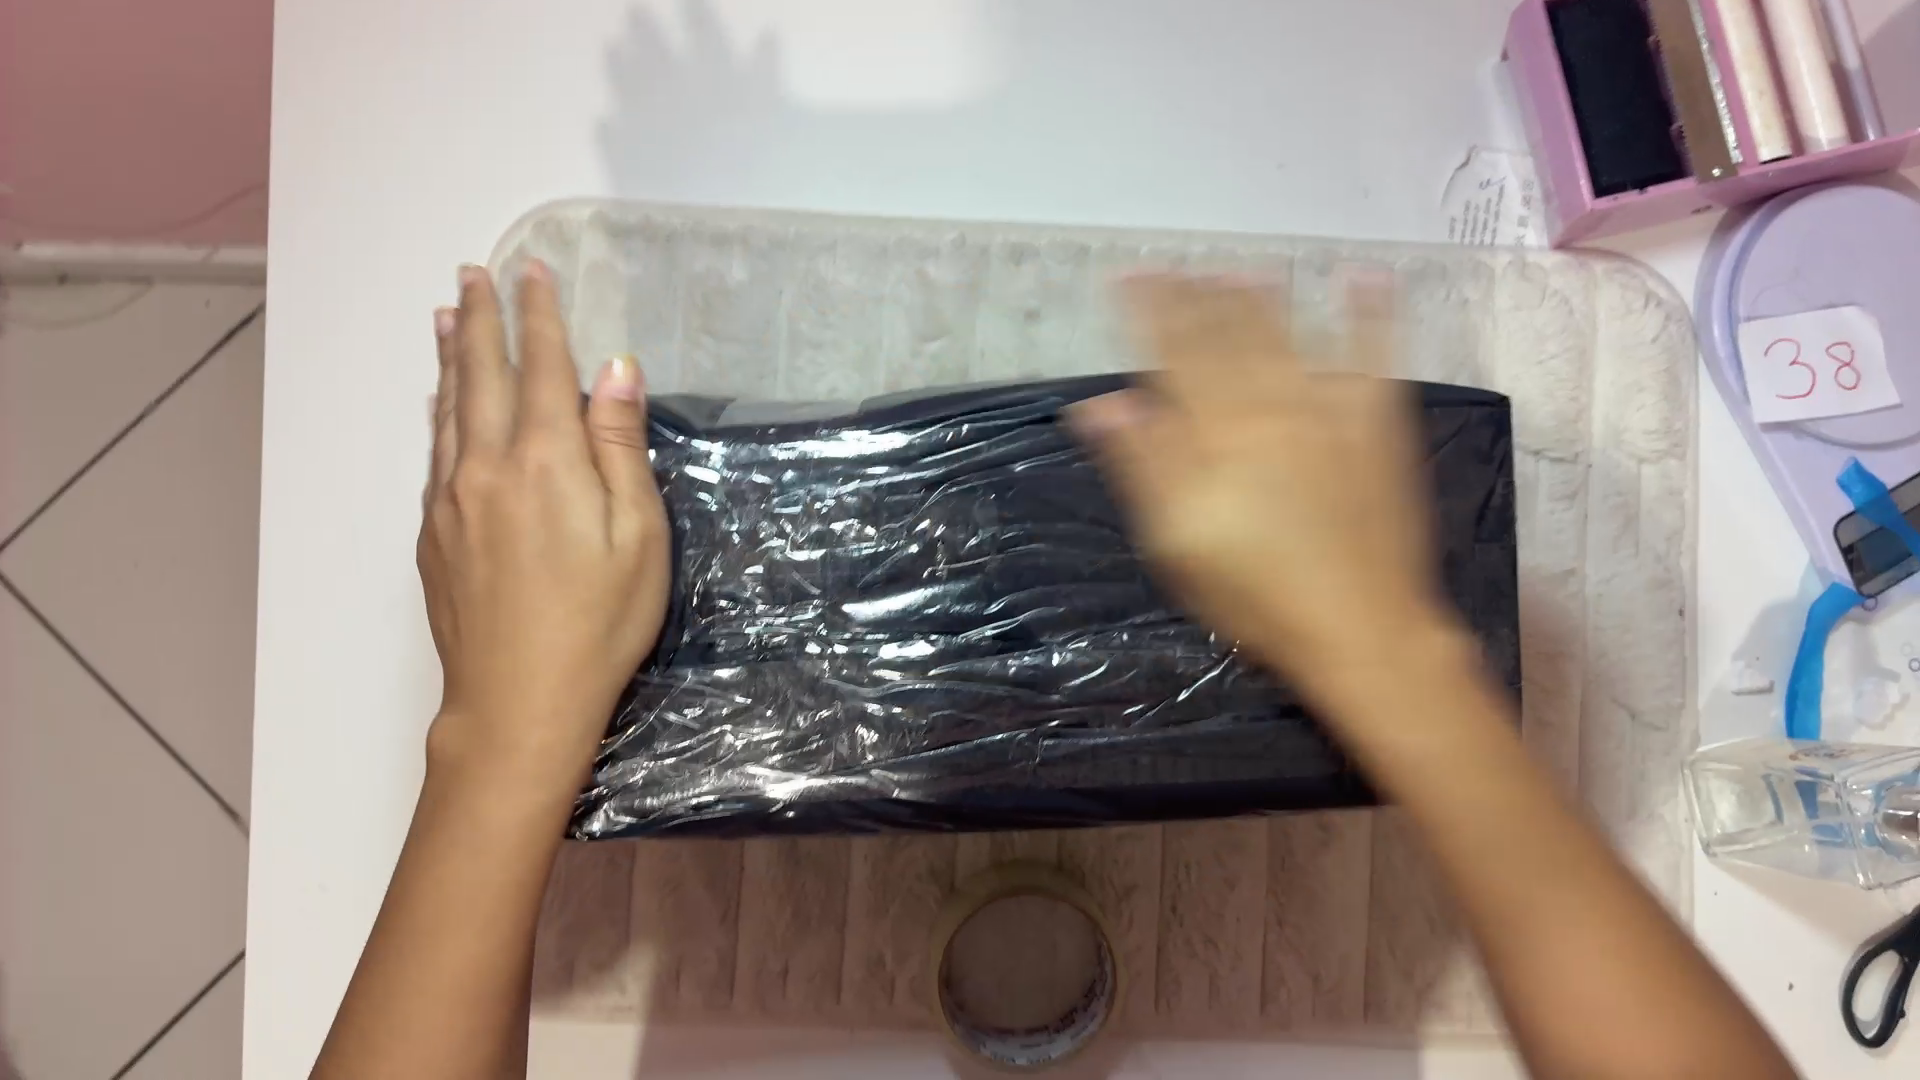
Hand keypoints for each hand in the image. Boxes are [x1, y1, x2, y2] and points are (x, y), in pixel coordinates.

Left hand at [417, 262, 670, 792]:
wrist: (521, 698)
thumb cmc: (601, 619)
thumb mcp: (638, 533)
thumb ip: (620, 447)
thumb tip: (616, 370)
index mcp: (546, 462)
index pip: (544, 370)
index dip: (540, 317)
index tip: (533, 270)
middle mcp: (487, 466)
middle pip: (483, 376)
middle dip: (482, 320)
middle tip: (475, 274)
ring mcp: (452, 500)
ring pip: (449, 409)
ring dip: (452, 357)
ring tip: (446, 316)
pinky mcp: (434, 533)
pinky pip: (435, 450)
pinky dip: (439, 410)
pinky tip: (441, 404)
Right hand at [1070, 273, 1462, 712]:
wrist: (1358, 626)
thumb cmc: (1252, 592)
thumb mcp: (1175, 539)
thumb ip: (1141, 464)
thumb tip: (1100, 404)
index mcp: (1215, 433)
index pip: (1173, 353)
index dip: (1150, 311)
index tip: (1130, 277)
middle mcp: (1270, 405)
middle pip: (1226, 335)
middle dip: (1195, 296)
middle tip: (1175, 265)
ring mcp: (1330, 409)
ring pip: (1287, 335)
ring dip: (1259, 298)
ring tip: (1237, 268)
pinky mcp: (1380, 425)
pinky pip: (1375, 354)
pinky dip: (1371, 311)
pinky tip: (1364, 274)